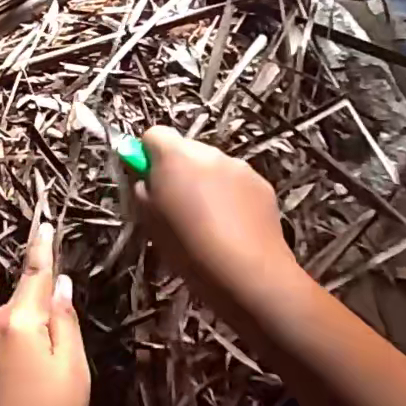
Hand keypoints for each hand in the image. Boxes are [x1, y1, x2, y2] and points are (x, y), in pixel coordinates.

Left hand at [0, 222, 89, 405]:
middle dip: (35, 318)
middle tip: (58, 361)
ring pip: (1, 334)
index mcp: (17, 321)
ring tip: (35, 392)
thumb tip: (59, 284)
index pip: (33, 273)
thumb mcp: (73, 373)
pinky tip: (10, 402)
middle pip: (18, 308)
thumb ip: (64, 322)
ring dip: (18, 345)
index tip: (44, 223)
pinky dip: (0, 365)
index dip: (42, 247)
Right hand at [136, 125, 309, 316]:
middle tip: (175, 205)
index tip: (149, 181)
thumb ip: (143, 189)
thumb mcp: (147, 218)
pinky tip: (230, 226)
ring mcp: (239, 167)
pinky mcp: (263, 185)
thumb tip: (147, 179)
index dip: (147, 155)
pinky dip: (229, 196)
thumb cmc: (186, 245)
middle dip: (178, 169)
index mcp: (175, 156)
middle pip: (185, 149)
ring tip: (206, 220)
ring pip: (212, 166)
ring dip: (205, 182)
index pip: (153, 133)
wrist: (246, 272)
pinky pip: (236, 182)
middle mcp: (209, 153)